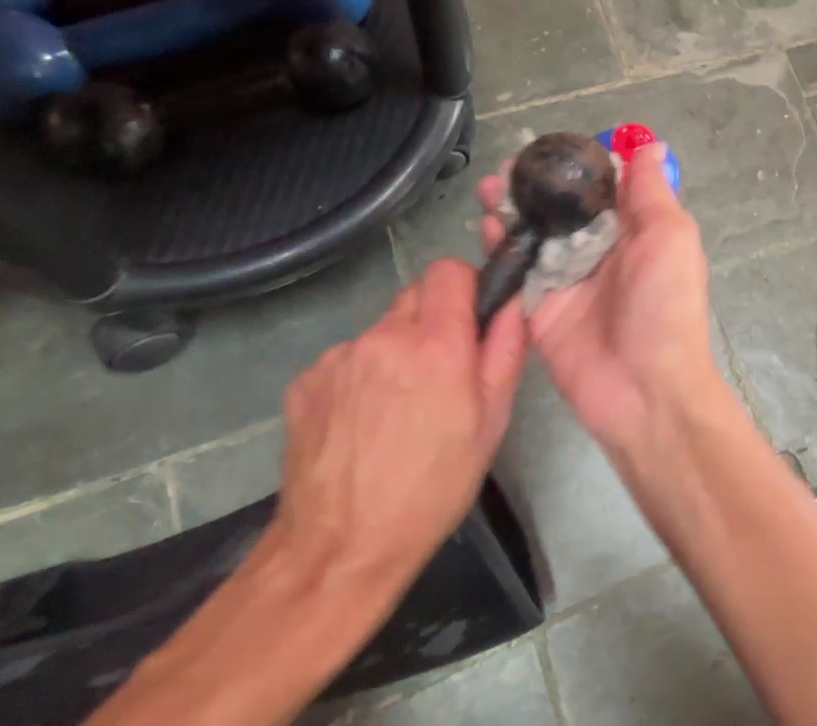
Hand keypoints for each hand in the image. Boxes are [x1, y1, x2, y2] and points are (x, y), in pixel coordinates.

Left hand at [272, 261, 527, 583]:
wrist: (340, 546)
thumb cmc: (433, 489)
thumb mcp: (490, 424)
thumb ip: (505, 352)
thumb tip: (511, 304)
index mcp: (436, 346)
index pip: (448, 271)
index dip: (464, 287)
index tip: (470, 320)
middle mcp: (383, 337)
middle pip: (414, 296)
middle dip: (432, 322)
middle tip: (440, 374)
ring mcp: (337, 358)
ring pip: (380, 331)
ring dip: (395, 352)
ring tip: (397, 411)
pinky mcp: (305, 380)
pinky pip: (345, 360)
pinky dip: (360, 379)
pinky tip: (363, 424)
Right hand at [479, 142, 717, 447]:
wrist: (643, 388)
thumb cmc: (665, 306)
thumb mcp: (670, 238)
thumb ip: (652, 192)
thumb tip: (648, 144)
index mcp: (633, 233)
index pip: (601, 188)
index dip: (576, 164)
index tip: (550, 144)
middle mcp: (597, 252)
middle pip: (560, 208)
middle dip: (534, 184)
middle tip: (508, 166)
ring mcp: (564, 280)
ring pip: (532, 234)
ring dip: (510, 208)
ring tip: (490, 188)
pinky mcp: (536, 309)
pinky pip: (514, 272)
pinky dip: (497, 247)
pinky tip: (484, 225)